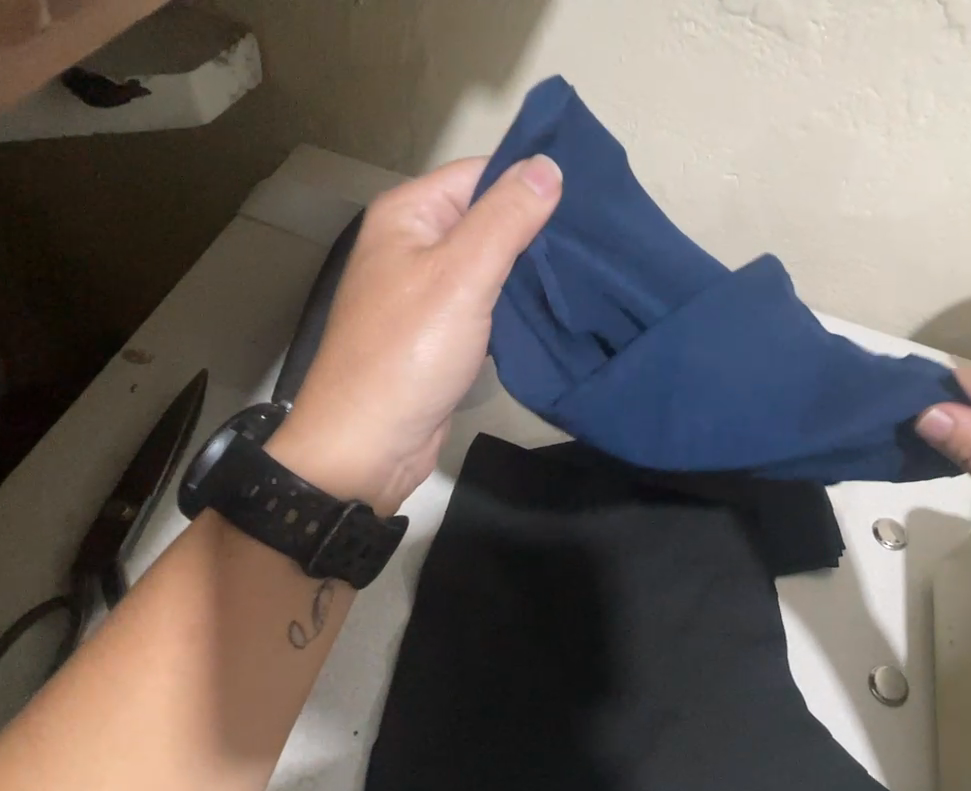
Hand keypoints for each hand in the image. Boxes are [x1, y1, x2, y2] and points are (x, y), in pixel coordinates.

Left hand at [265, 154, 562, 515]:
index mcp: (409, 215)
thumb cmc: (409, 353)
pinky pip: (487, 305)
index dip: (531, 182)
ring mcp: (427, 293)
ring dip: (532, 271)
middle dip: (538, 229)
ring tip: (590, 272)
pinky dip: (518, 306)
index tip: (591, 200)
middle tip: (600, 241)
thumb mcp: (461, 275)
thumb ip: (506, 220)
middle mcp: (414, 245)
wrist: (370, 443)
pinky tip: (557, 311)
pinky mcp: (442, 334)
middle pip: (487, 219)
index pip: (480, 175)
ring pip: (491, 266)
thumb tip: (549, 167)